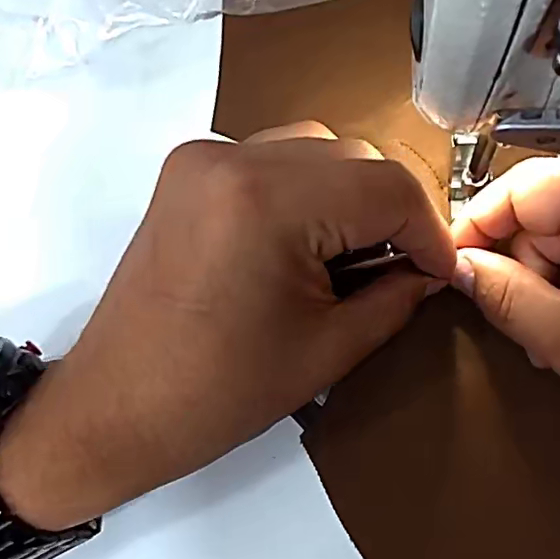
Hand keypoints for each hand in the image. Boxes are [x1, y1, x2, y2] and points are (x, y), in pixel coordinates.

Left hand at [0, 123, 450, 527]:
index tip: (442, 272)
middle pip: (355, 158)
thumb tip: (429, 272)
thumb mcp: (328, 351)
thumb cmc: (218, 394)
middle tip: (404, 269)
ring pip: (317, 150)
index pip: (387, 187)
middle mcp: (232, 158)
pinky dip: (308, 192)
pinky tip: (310, 242)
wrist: (117, 407)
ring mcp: (202, 158)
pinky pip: (274, 160)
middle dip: (392, 213)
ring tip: (357, 259)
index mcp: (269, 202)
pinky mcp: (187, 173)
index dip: (429, 231)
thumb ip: (395, 299)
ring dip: (352, 197)